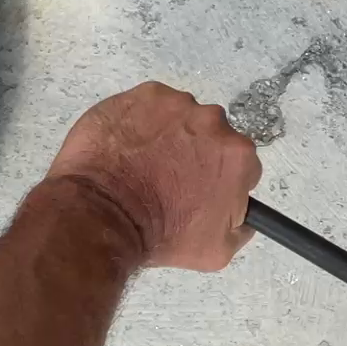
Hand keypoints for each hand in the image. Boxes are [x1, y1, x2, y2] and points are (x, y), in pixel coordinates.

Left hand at [46, 81, 261, 270]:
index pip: (241, 163)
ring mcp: (179, 104)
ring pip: (182, 118)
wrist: (101, 216)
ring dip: (169, 135)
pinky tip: (128, 146)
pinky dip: (142, 121)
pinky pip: (151, 105)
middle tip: (169, 178)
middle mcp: (216, 122)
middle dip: (196, 153)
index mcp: (238, 156)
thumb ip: (243, 228)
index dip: (220, 178)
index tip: (200, 189)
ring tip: (142, 163)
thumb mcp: (216, 250)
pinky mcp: (146, 95)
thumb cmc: (158, 234)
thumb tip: (245, 215)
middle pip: (213, 136)